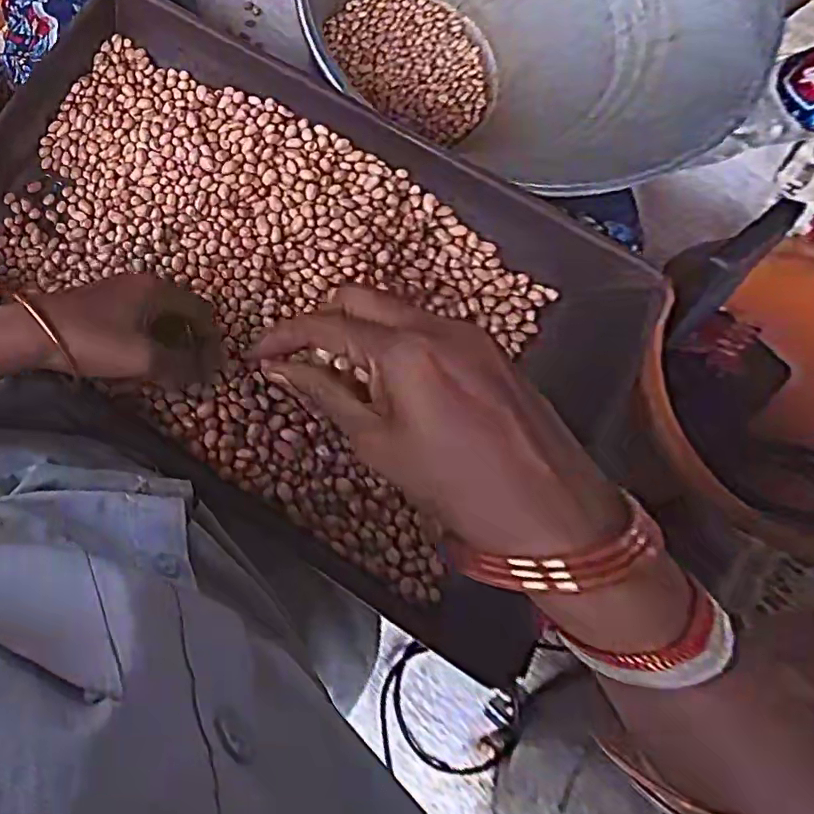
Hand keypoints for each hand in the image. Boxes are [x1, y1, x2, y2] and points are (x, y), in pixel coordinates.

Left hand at [26, 274, 221, 383]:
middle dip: (183, 349)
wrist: (34, 332)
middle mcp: (139, 284)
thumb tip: (204, 372)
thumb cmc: (94, 341)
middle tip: (180, 377)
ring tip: (150, 378)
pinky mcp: (96, 306)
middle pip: (177, 317)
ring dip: (158, 351)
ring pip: (152, 324)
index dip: (211, 342)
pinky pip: (130, 326)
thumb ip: (181, 365)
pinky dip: (136, 347)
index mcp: (156, 288)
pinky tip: (124, 371)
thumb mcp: (144, 358)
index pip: (201, 311)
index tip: (210, 371)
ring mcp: (115, 293)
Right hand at [247, 286, 624, 553]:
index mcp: (405, 351)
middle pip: (356, 297)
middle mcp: (438, 327)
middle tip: (298, 356)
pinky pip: (421, 325)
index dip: (283, 336)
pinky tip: (383, 379)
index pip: (325, 325)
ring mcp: (468, 334)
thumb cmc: (455, 484)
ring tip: (340, 373)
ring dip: (355, 329)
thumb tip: (281, 368)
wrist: (554, 516)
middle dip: (319, 320)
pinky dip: (389, 339)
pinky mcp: (487, 348)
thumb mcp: (374, 440)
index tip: (259, 352)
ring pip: (390, 308)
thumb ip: (323, 391)